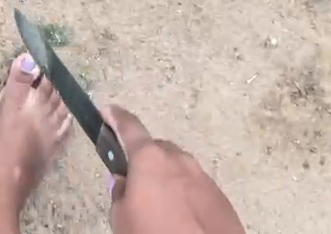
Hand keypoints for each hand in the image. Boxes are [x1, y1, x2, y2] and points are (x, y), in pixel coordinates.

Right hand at [105, 106, 246, 233]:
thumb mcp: (121, 219)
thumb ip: (119, 194)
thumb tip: (125, 183)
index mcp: (149, 158)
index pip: (129, 126)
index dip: (115, 117)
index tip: (107, 111)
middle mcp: (178, 159)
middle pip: (157, 151)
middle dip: (146, 162)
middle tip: (138, 185)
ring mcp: (203, 178)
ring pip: (179, 170)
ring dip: (169, 180)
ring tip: (164, 208)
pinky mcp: (223, 199)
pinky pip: (198, 189)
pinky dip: (188, 197)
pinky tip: (185, 219)